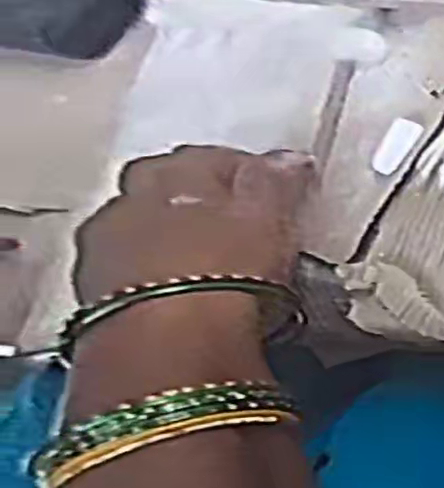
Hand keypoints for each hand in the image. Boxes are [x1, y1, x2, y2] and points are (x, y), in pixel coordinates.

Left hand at [66, 148, 312, 401]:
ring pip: (152, 219)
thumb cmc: (230, 265)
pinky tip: (195, 274)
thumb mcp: (269, 218)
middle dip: (204, 191)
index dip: (251, 167)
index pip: (215, 157)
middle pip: (170, 182)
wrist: (177, 329)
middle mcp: (134, 200)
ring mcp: (114, 241)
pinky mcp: (108, 281)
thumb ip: (275, 184)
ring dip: (182, 225)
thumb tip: (290, 158)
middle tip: (248, 210)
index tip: (283, 183)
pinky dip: (169, 258)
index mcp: (177, 177)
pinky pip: (142, 256)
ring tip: (223, 246)